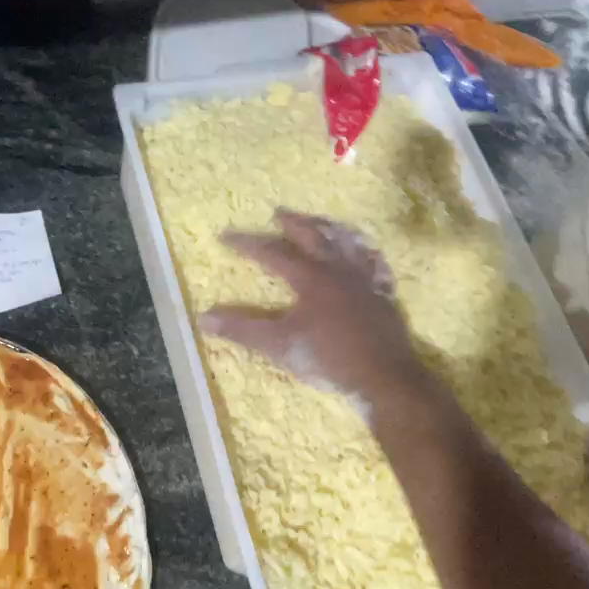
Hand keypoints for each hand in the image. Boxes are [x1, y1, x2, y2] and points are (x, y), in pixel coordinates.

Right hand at [200, 209, 439, 410]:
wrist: (383, 376)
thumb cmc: (328, 358)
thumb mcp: (278, 345)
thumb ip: (242, 329)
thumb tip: (204, 318)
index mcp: (310, 277)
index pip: (272, 252)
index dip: (247, 244)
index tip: (225, 236)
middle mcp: (338, 269)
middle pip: (314, 236)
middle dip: (293, 223)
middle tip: (278, 212)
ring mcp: (365, 279)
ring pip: (347, 243)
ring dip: (330, 229)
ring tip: (321, 223)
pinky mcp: (384, 294)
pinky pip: (375, 263)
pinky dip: (365, 253)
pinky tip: (365, 255)